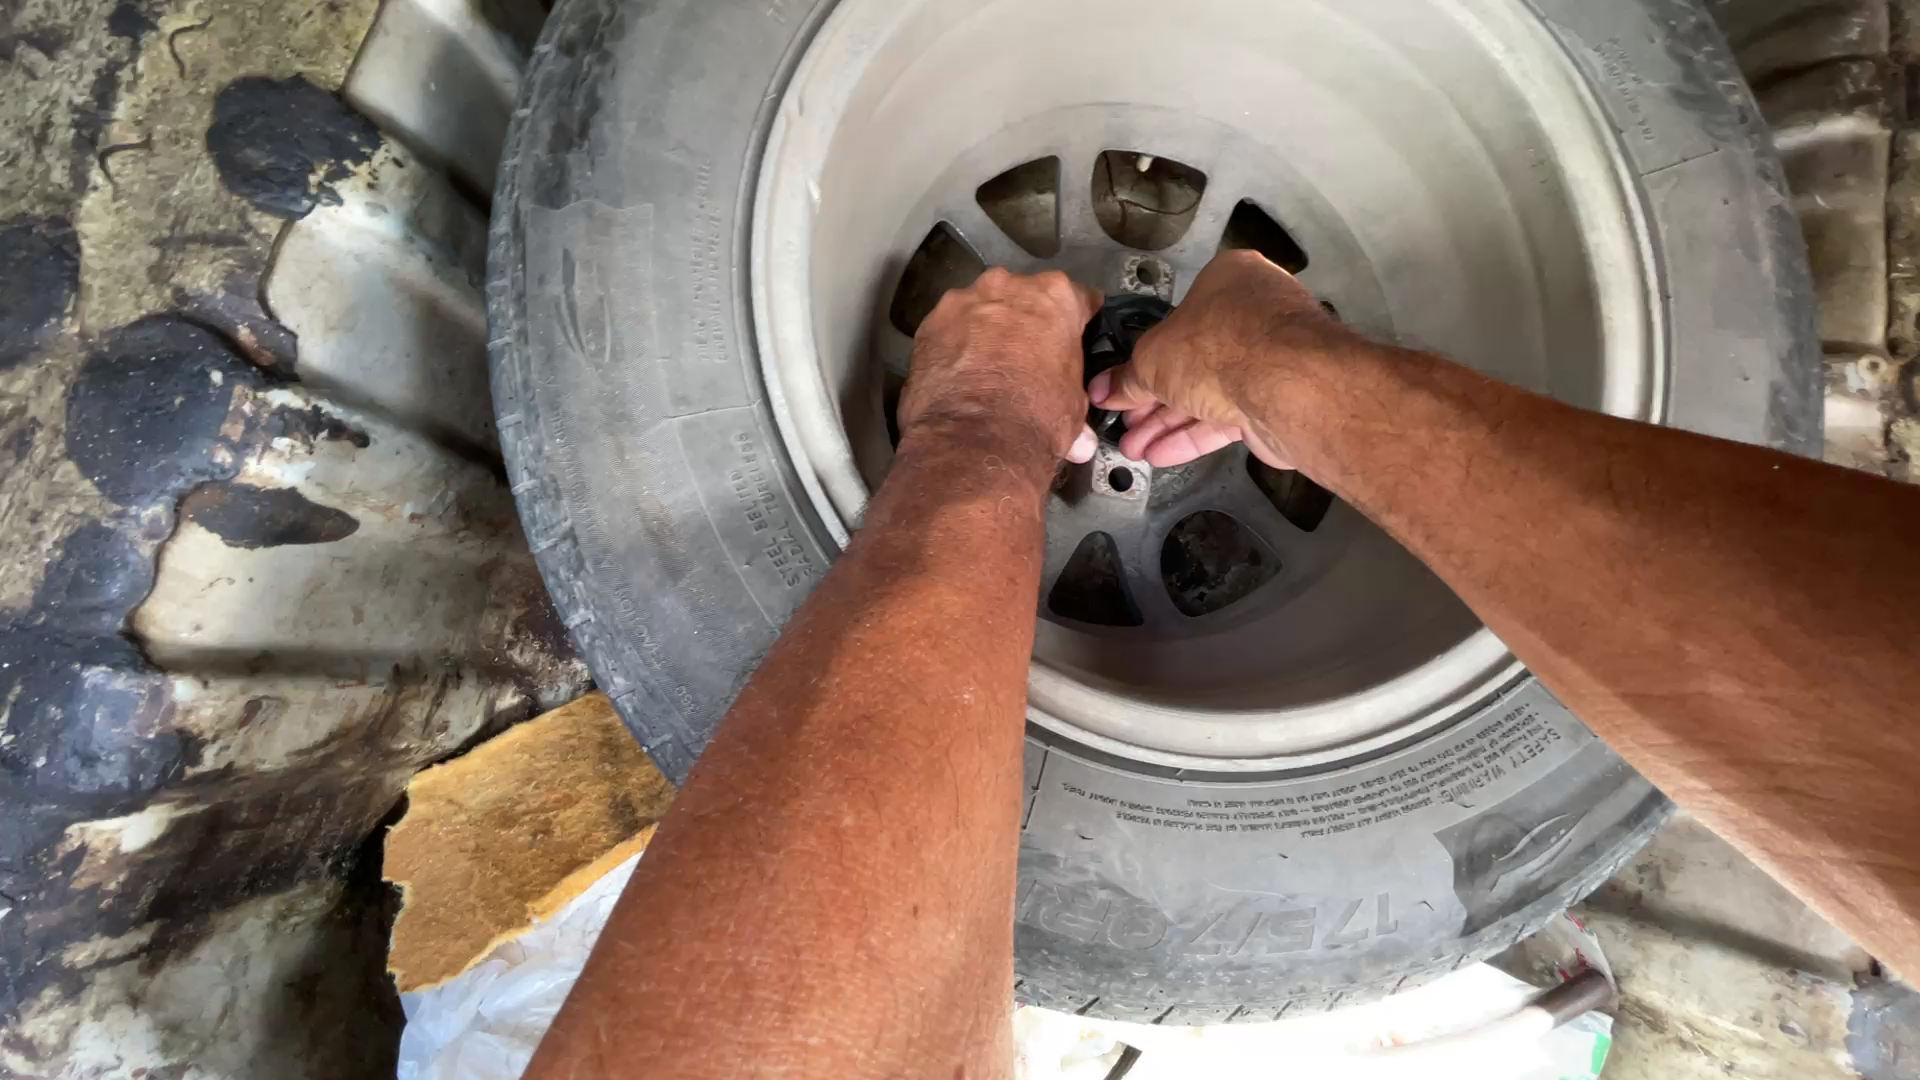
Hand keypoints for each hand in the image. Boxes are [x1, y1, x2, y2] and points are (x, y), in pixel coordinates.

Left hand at [898, 268, 1102, 464]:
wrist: (975, 439)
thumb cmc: (1036, 417)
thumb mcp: (1073, 405)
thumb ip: (1071, 392)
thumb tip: (1077, 429)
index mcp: (1055, 296)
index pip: (1078, 299)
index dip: (1075, 324)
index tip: (1069, 342)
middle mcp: (1008, 285)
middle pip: (1022, 297)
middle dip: (1024, 323)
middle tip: (1023, 360)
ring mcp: (963, 300)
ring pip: (980, 309)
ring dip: (984, 331)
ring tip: (984, 371)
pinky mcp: (929, 323)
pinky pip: (947, 330)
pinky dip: (952, 347)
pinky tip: (956, 377)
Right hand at [1088, 250, 1356, 468]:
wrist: (1285, 387)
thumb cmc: (1223, 347)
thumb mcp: (1151, 360)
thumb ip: (1127, 378)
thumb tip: (1105, 389)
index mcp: (1227, 281)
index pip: (1176, 320)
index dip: (1144, 356)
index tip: (1122, 381)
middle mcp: (1252, 316)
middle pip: (1189, 362)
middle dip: (1152, 399)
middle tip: (1124, 420)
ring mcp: (1267, 361)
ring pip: (1205, 395)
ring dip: (1166, 424)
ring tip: (1133, 447)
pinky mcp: (1274, 402)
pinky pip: (1223, 420)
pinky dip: (1190, 437)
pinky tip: (1160, 454)